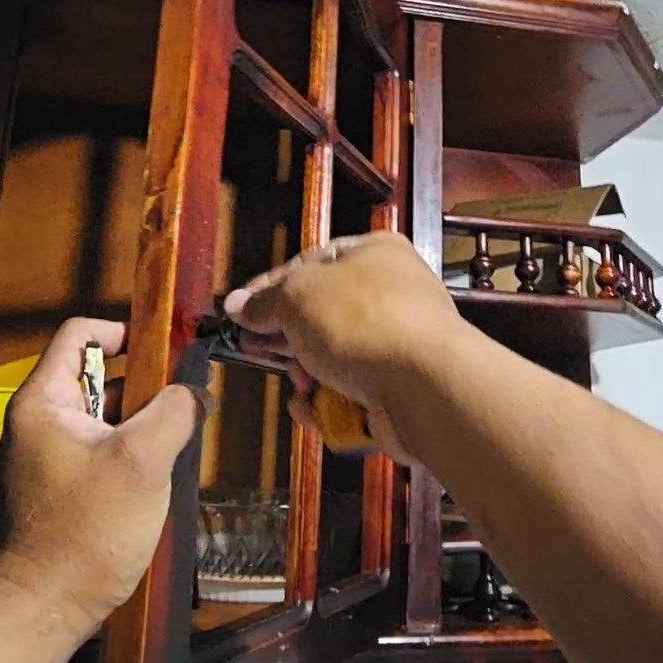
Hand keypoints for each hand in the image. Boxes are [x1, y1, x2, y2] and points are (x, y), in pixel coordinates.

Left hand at [0, 318, 202, 630]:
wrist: (46, 611)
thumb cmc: (87, 531)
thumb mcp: (143, 459)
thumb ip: (175, 411)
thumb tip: (196, 394)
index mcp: (44, 400)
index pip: (80, 333)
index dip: (125, 331)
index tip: (165, 352)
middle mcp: (40, 421)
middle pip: (99, 374)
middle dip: (146, 385)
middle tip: (184, 404)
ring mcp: (48, 455)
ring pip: (106, 414)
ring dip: (144, 422)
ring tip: (178, 442)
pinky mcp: (62, 486)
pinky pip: (103, 448)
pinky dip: (132, 452)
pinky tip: (159, 475)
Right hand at [222, 232, 469, 464]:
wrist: (425, 384)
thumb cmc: (359, 320)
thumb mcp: (299, 297)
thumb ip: (265, 300)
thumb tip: (236, 304)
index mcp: (374, 253)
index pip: (311, 262)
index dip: (270, 286)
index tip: (239, 311)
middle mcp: (390, 292)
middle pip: (321, 314)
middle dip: (286, 337)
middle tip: (253, 350)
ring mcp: (397, 342)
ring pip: (333, 357)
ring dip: (306, 374)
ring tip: (299, 383)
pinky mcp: (399, 386)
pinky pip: (351, 390)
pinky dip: (328, 402)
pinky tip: (312, 409)